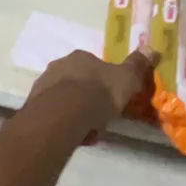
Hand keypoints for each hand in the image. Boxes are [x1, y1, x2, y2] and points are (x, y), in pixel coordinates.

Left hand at [28, 50, 152, 139]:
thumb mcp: (127, 79)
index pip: (95, 67)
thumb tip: (152, 48)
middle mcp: (59, 66)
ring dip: (77, 114)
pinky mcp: (32, 108)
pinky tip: (75, 137)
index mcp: (81, 57)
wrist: (63, 116)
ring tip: (89, 131)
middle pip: (78, 83)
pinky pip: (54, 116)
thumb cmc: (98, 93)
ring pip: (65, 101)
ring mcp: (42, 87)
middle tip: (100, 117)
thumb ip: (138, 65)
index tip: (112, 99)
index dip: (105, 83)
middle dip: (89, 99)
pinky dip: (65, 125)